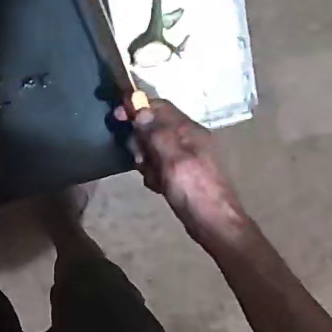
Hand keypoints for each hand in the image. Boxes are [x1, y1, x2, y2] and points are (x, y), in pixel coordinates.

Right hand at [121, 98, 253, 245]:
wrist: (214, 224)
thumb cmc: (194, 191)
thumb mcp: (173, 159)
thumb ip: (156, 133)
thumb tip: (140, 109)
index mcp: (190, 130)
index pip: (160, 107)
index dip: (137, 107)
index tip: (117, 116)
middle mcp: (189, 139)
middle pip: (154, 126)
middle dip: (141, 139)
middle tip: (138, 158)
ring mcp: (186, 156)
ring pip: (154, 147)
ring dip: (146, 159)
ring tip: (150, 175)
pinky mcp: (182, 173)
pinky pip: (159, 164)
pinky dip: (154, 172)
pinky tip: (157, 185)